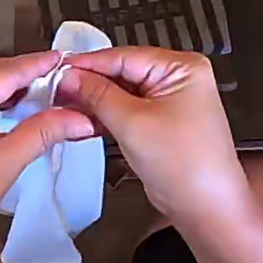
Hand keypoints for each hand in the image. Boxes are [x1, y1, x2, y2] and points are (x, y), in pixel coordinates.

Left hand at [0, 51, 95, 262]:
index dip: (38, 65)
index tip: (63, 60)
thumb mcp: (7, 161)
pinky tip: (9, 105)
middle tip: (59, 83)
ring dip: (6, 84)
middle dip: (25, 75)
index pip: (5, 71)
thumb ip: (45, 130)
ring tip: (40, 95)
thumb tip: (77, 117)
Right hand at [57, 47, 252, 226]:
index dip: (88, 64)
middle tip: (56, 90)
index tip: (59, 70)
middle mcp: (178, 79)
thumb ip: (98, 94)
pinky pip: (127, 111)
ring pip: (121, 93)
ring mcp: (169, 102)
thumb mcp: (133, 122)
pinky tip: (83, 120)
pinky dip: (106, 116)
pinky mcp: (159, 123)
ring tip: (65, 106)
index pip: (124, 55)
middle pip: (122, 72)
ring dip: (94, 101)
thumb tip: (72, 75)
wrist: (206, 207)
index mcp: (182, 67)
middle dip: (89, 83)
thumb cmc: (188, 165)